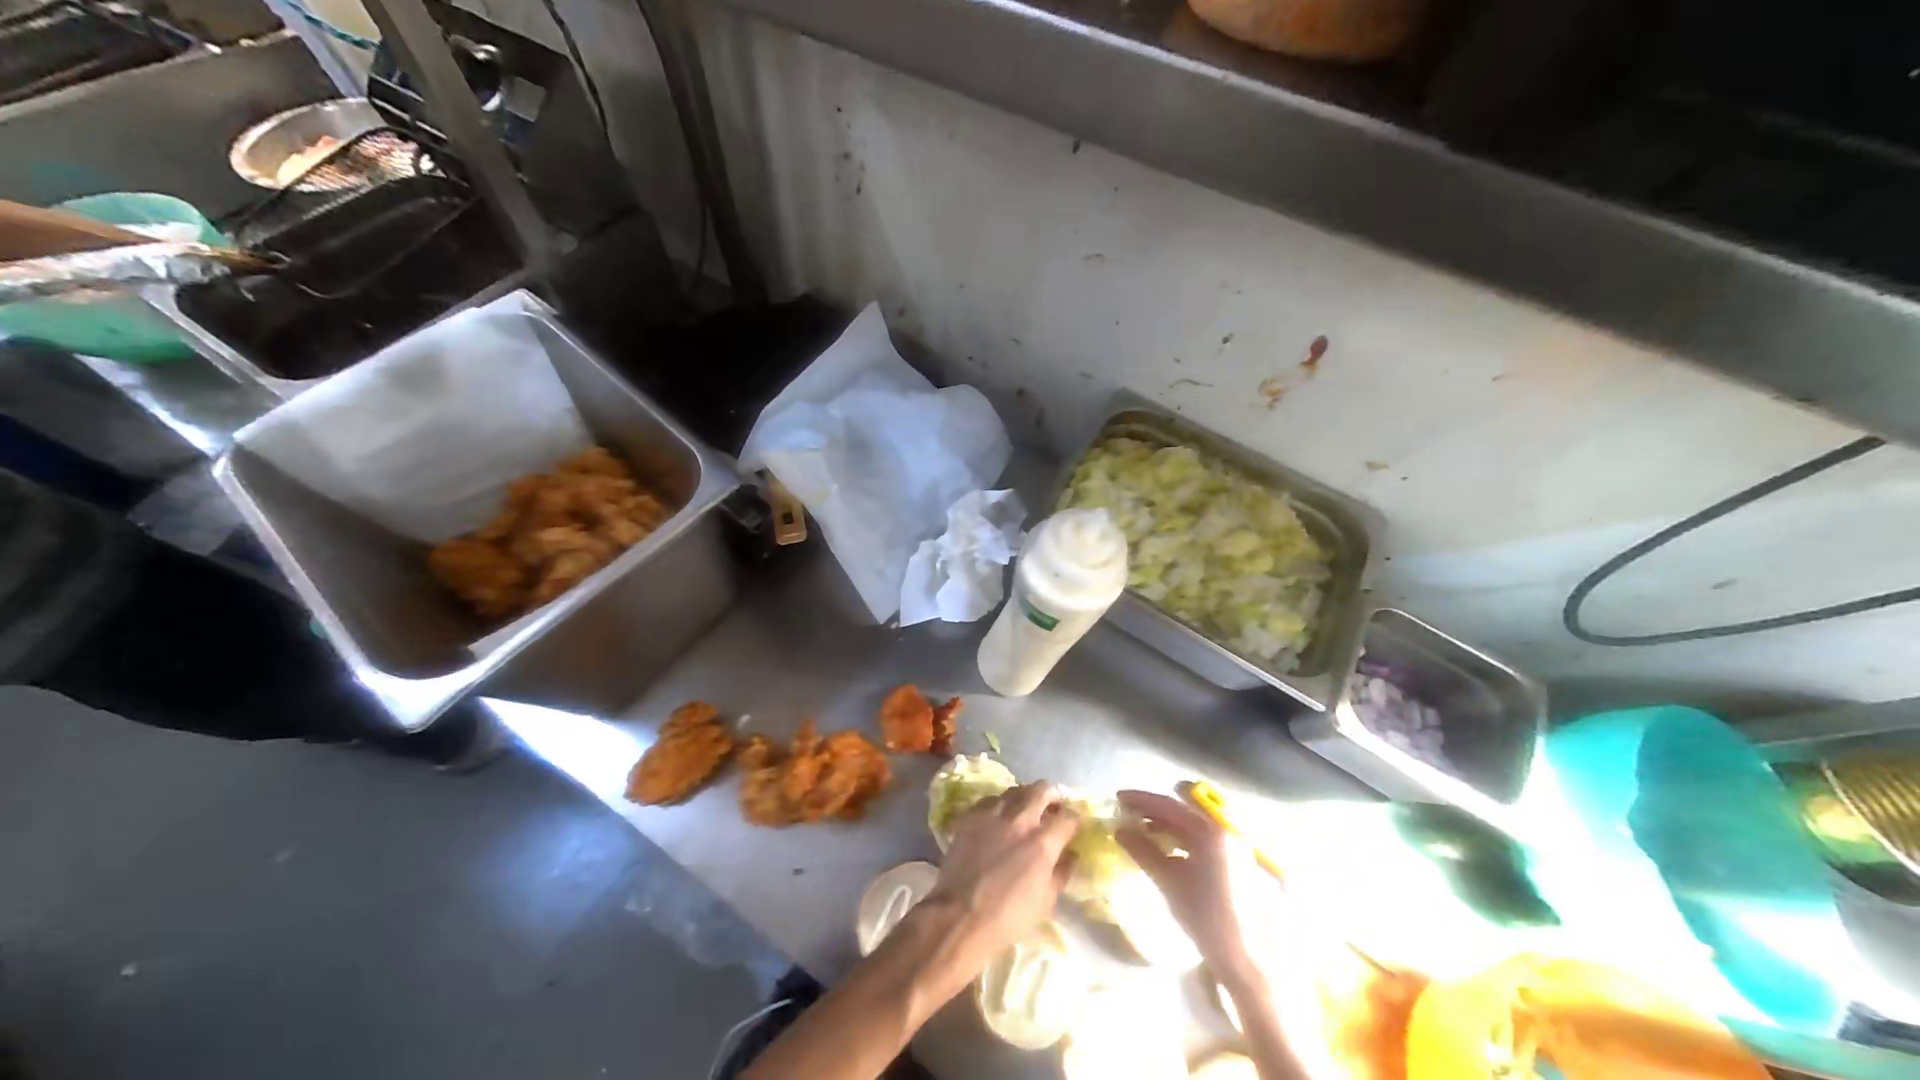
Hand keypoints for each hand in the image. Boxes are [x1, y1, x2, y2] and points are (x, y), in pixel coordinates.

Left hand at [923, 782, 1080, 974]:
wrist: (960, 915)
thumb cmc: (1009, 916)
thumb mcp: (1046, 901)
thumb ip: (1061, 872)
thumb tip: (1071, 855)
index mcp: (1043, 842)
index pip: (1068, 817)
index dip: (1074, 818)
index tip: (1072, 824)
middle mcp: (1020, 820)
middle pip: (1042, 790)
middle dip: (1052, 795)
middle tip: (1051, 807)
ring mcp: (992, 814)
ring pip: (1015, 790)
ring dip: (1025, 798)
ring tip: (1024, 810)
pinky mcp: (970, 816)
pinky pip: (990, 800)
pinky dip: (999, 805)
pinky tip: (997, 818)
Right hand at [1117, 789, 1257, 986]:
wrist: (1247, 960)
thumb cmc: (1206, 918)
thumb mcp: (1169, 882)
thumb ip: (1143, 850)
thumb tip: (1120, 830)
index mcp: (1211, 832)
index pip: (1169, 805)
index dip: (1141, 799)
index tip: (1117, 798)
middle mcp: (1226, 832)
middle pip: (1183, 812)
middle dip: (1154, 810)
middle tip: (1127, 814)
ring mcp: (1235, 847)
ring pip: (1194, 826)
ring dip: (1167, 825)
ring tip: (1142, 831)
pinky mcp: (1237, 862)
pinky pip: (1204, 840)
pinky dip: (1182, 840)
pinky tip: (1166, 850)